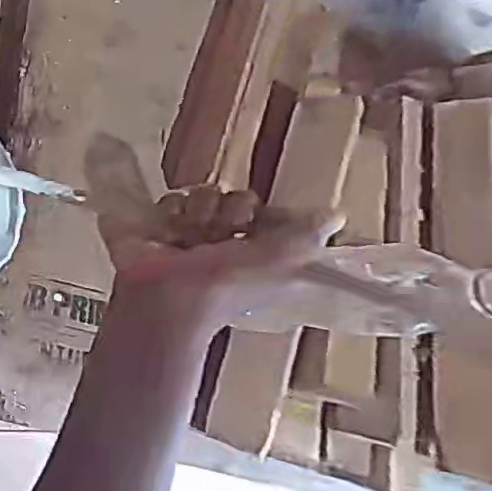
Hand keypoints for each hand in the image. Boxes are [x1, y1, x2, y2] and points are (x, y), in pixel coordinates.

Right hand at [99, 185, 341, 323]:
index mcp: (255, 250)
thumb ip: (305, 237)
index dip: (266, 214)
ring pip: (201, 195)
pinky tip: (166, 234)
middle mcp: (224, 239)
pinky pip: (169, 199)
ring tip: (188, 239)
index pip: (267, 211)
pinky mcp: (156, 226)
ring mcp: (189, 232)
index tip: (259, 227)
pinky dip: (168, 214)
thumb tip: (335, 215)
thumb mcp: (279, 262)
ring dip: (197, 215)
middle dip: (228, 214)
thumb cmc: (224, 284)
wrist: (165, 295)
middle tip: (219, 238)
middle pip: (234, 198)